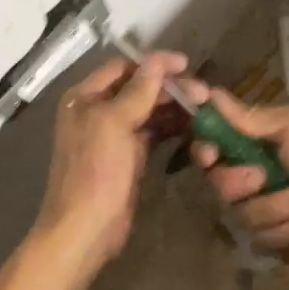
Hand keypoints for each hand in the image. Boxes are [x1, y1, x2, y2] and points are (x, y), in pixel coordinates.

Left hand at [30, 50, 189, 272]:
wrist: (85, 229)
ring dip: (173, 107)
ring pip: (148, 110)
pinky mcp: (129, 156)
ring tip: (204, 109)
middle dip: (169, 88)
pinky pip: (152, 133)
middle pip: (138, 88)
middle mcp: (97, 110)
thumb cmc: (95, 171)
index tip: (185, 65)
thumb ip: (137, 91)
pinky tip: (194, 126)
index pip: (122, 67)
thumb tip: (158, 60)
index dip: (153, 64)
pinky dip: (170, 127)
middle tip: (203, 94)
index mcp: (84, 97)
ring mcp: (113, 135)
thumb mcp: (113, 124)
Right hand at [192, 90, 288, 273]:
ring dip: (275, 207)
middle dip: (239, 181)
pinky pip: (260, 239)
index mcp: (261, 142)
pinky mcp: (276, 242)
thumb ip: (251, 115)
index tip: (209, 154)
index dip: (205, 148)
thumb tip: (210, 93)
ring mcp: (266, 210)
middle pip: (218, 181)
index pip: (213, 143)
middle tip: (264, 178)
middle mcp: (257, 175)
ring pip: (239, 213)